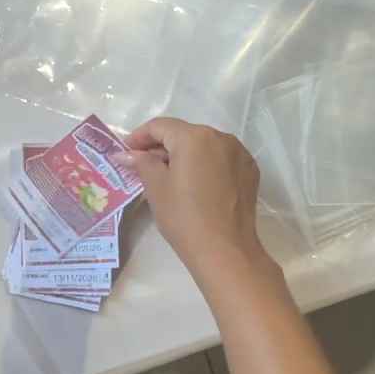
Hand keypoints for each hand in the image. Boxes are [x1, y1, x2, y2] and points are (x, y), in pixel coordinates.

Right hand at [116, 118, 272, 285]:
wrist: (224, 248)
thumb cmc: (183, 216)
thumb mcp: (155, 187)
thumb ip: (141, 163)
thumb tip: (126, 154)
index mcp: (194, 138)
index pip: (160, 126)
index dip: (138, 137)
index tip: (125, 153)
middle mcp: (221, 138)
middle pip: (183, 133)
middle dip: (160, 146)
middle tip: (142, 167)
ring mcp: (239, 153)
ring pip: (202, 145)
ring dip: (182, 155)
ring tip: (167, 177)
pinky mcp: (249, 170)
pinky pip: (219, 158)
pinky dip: (202, 164)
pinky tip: (192, 185)